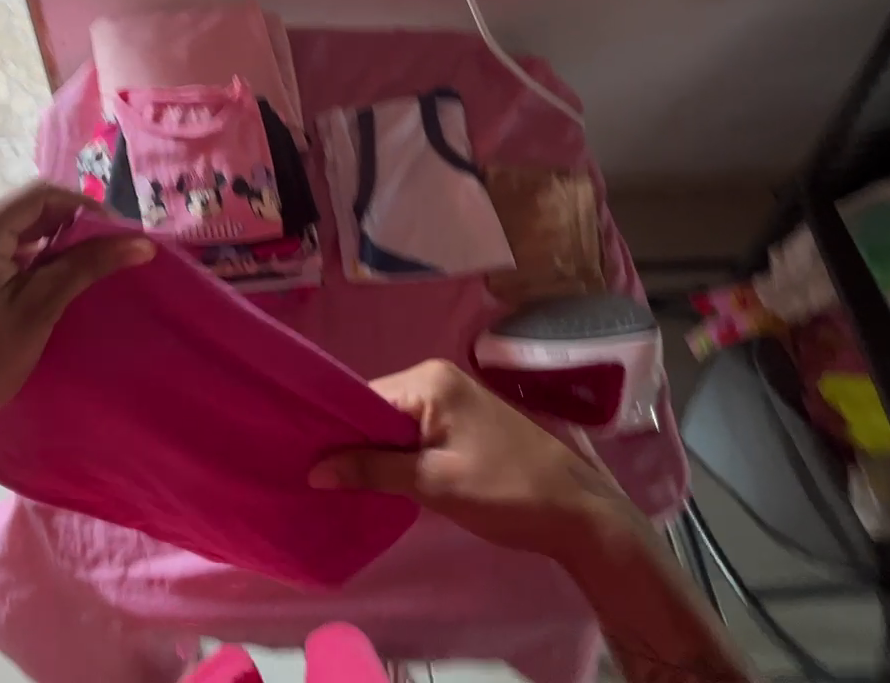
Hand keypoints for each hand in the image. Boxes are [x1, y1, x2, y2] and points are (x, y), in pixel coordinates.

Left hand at [0, 181, 154, 450]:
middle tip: (112, 249)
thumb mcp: (39, 310)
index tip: (119, 233)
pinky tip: (56, 276)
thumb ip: (87, 266)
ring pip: (15, 226)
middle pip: (26, 208)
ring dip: (54, 240)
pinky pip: (1, 245)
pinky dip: (31, 255)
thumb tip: (141, 243)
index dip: (83, 206)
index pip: (37, 195)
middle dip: (71, 224)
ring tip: (92, 264)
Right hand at [309, 359, 641, 563]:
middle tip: (324, 473)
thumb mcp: (432, 483)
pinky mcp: (463, 416)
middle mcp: (436, 375)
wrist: (581, 514)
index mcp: (428, 379)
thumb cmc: (505, 491)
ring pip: (394, 419)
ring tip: (346, 476)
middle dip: (354, 439)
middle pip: (376, 405)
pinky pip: (414, 426)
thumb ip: (371, 470)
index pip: (363, 397)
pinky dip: (398, 449)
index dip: (336, 428)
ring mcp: (453, 394)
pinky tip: (383, 473)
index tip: (308, 457)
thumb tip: (313, 471)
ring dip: (375, 447)